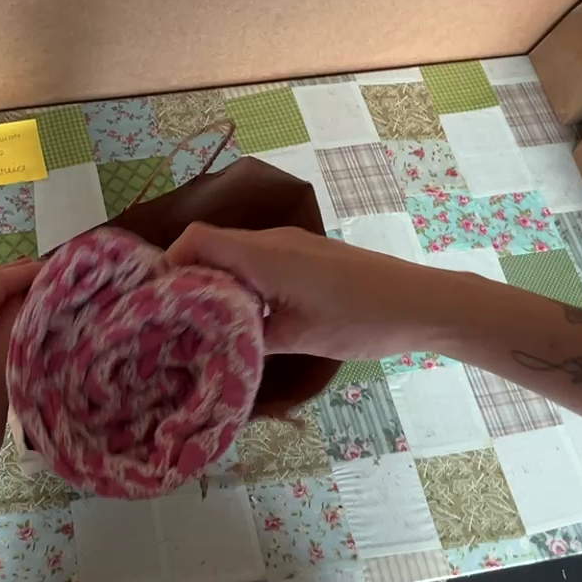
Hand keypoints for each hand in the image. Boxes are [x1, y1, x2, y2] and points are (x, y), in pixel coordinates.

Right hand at [165, 223, 453, 360]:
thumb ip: (250, 336)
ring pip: (236, 255)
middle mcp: (271, 241)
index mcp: (262, 254)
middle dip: (189, 277)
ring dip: (218, 282)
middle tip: (176, 319)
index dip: (170, 263)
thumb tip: (216, 342)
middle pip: (212, 245)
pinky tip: (249, 317)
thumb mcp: (298, 337)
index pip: (196, 239)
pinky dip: (243, 283)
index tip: (159, 300)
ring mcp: (291, 245)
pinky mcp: (306, 256)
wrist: (422, 303)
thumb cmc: (359, 318)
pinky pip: (259, 261)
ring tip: (207, 323)